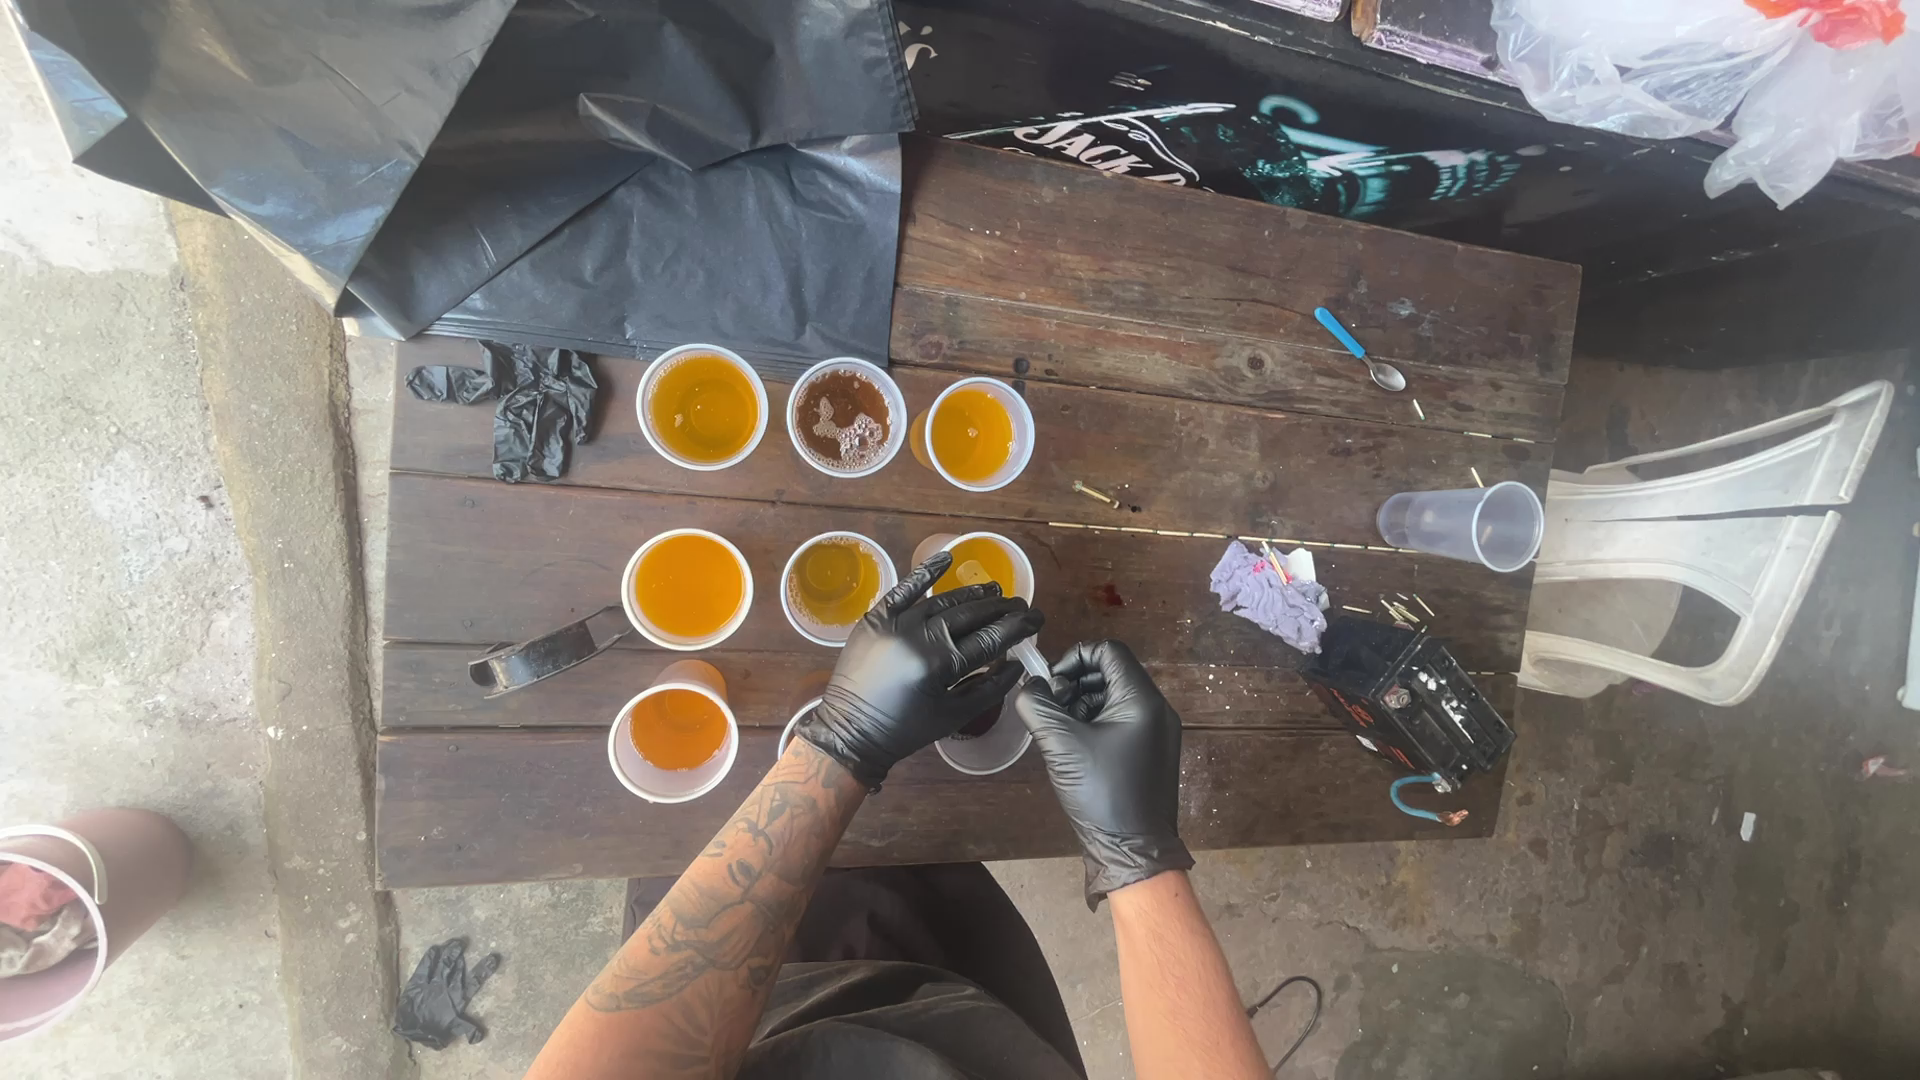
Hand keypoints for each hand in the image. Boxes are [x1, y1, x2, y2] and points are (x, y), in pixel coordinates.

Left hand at [800, 550, 1043, 789]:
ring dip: (972, 594)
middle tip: (1020, 603)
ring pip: (943, 600)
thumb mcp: (955, 716)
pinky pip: (904, 588)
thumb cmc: (907, 729)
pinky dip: (926, 571)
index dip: (1018, 627)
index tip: (1036, 618)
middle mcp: (919, 637)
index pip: (990, 638)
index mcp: (940, 665)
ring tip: (993, 590)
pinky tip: (948, 558)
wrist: (850, 731)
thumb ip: (992, 687)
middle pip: (970, 615)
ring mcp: (895, 622)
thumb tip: (1017, 661)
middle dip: (1000, 608)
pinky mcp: (876, 616)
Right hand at [1014, 640, 1193, 908]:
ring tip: (1059, 729)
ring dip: (1081, 702)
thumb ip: (1038, 705)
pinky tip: (1073, 744)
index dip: (1074, 657)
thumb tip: (1031, 686)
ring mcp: (1156, 732)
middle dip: (1075, 683)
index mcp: (1141, 699)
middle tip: (1052, 708)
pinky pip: (1120, 719)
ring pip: (1112, 696)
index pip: (1108, 651)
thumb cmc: (1101, 792)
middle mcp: (1155, 709)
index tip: (1052, 683)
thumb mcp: (1060, 744)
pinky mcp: (1150, 751)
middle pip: (1110, 672)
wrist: (1133, 852)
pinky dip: (1094, 721)